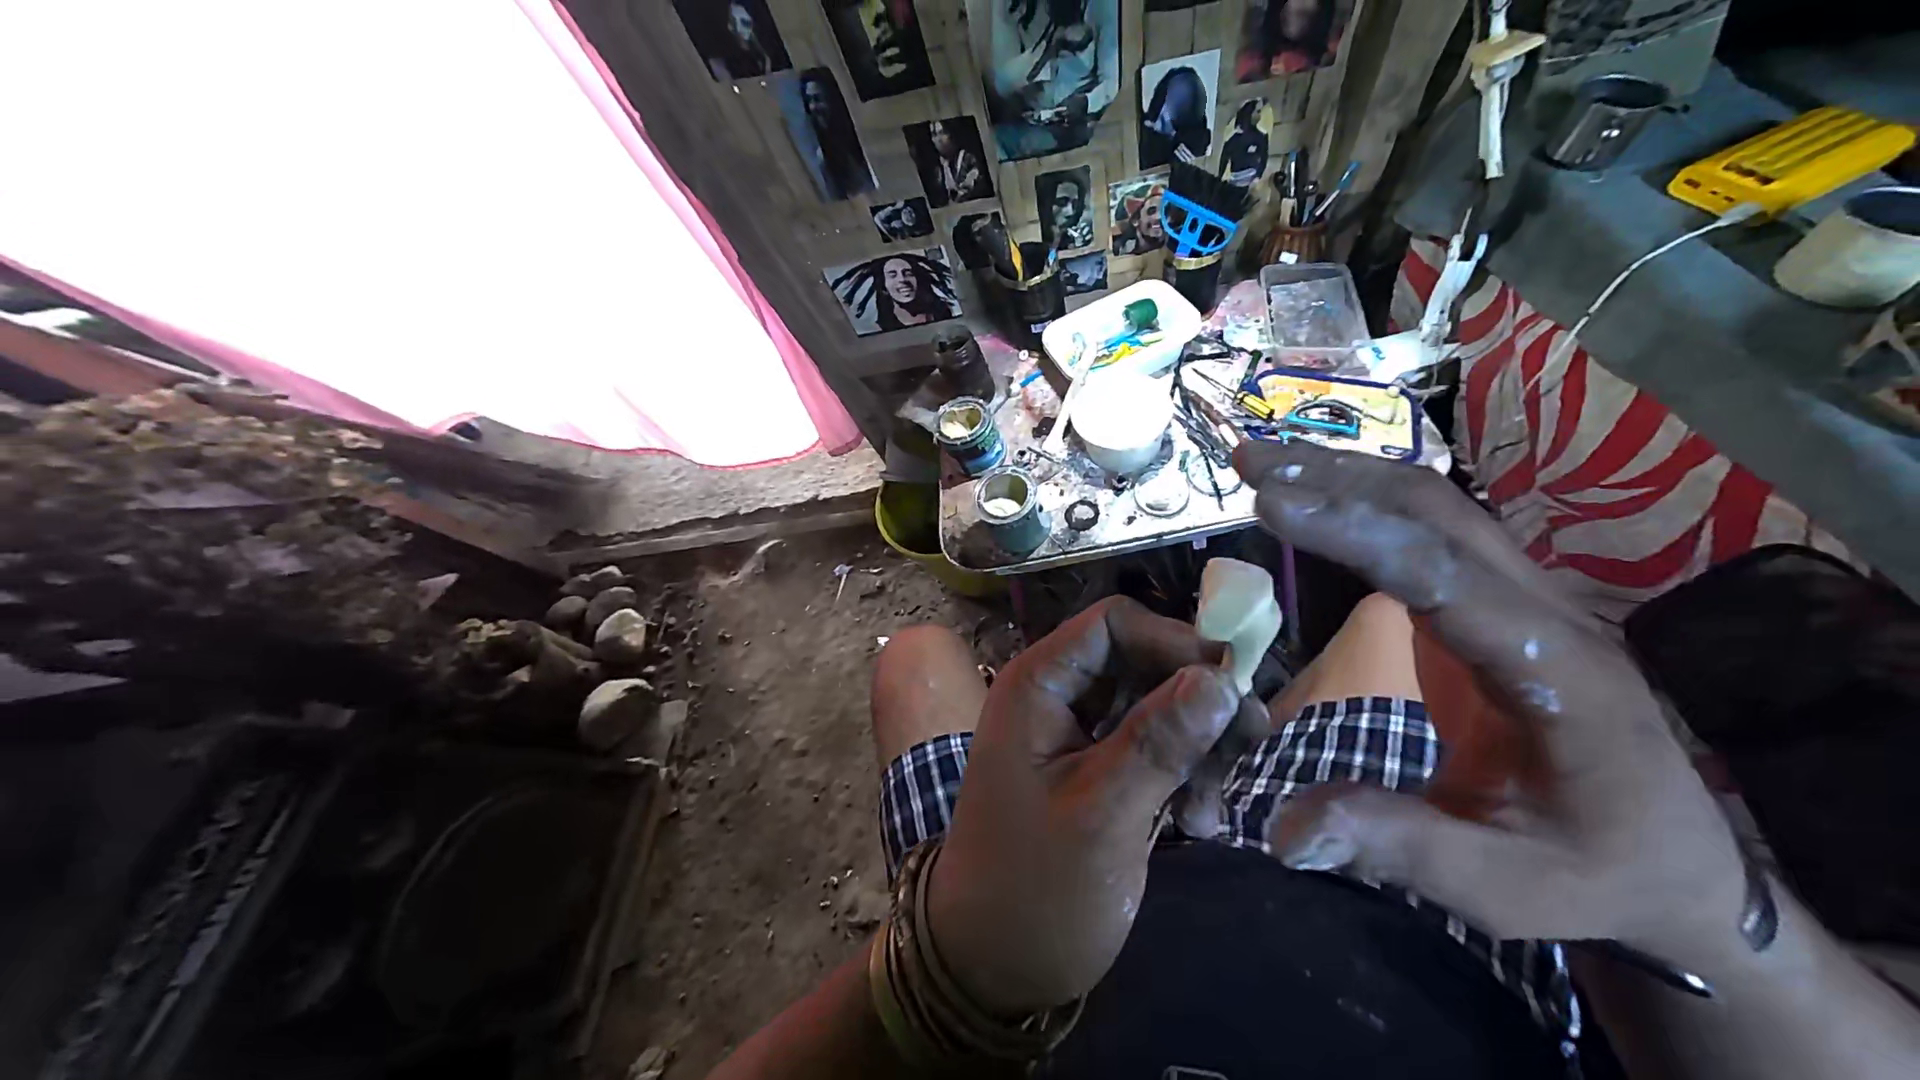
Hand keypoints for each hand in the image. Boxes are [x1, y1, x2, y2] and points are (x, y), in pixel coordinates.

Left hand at [925, 597, 1242, 1012]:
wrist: (994, 962)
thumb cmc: (1035, 887)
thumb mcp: (1102, 813)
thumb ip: (1159, 741)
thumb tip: (1221, 678)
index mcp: (1038, 685)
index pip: (1113, 624)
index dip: (1175, 641)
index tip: (1231, 686)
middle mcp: (1056, 696)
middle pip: (1143, 661)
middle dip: (1197, 700)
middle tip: (1251, 744)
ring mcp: (1077, 733)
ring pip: (1156, 704)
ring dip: (1198, 745)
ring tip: (1213, 812)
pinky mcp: (1098, 769)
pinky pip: (1153, 746)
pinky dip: (1184, 773)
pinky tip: (1201, 823)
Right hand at [1232, 440, 1749, 964]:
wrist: (1666, 865)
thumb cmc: (1590, 872)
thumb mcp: (1500, 885)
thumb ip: (1395, 843)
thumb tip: (1282, 830)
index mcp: (1551, 668)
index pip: (1439, 572)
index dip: (1351, 531)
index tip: (1266, 501)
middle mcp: (1541, 611)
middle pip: (1436, 511)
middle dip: (1336, 476)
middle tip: (1247, 460)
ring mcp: (1518, 601)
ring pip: (1430, 508)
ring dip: (1344, 476)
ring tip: (1261, 463)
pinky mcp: (1488, 607)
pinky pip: (1422, 535)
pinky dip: (1358, 504)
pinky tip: (1311, 501)